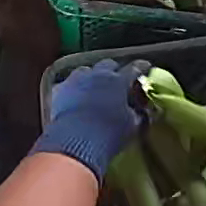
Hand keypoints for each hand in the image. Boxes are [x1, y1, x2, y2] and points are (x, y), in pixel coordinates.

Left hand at [30, 59, 149, 182]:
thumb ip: (140, 115)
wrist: (76, 141)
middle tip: (117, 80)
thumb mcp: (132, 126)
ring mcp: (77, 80)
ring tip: (94, 86)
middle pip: (108, 64)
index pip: (134, 68)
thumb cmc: (109, 134)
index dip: (141, 67)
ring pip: (86, 70)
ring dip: (92, 76)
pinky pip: (68, 83)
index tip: (145, 67)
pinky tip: (74, 97)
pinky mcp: (60, 89)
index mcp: (119, 81)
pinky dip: (74, 88)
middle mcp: (98, 74)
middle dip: (114, 70)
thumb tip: (144, 112)